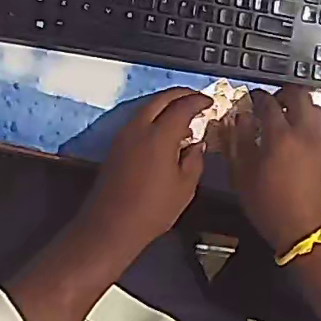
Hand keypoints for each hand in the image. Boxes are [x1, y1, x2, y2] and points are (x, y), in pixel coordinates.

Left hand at [77, 89, 210, 250]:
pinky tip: (164, 131)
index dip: (198, 101)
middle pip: (160, 99)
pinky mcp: (116, 146)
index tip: (209, 102)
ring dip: (165, 105)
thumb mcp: (184, 187)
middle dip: (180, 95)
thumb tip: (197, 143)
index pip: (182, 107)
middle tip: (196, 98)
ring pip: (146, 108)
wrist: (111, 225)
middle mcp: (138, 128)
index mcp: (159, 135)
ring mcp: (123, 135)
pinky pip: (138, 120)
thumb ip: (194, 160)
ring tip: (183, 115)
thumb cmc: (153, 209)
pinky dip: (154, 117)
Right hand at [225, 86, 320, 252]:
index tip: (250, 100)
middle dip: (282, 93)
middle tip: (269, 100)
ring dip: (298, 104)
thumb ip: (238, 141)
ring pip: (314, 106)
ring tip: (284, 114)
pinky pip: (320, 123)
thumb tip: (239, 119)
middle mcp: (305, 133)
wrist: (306, 230)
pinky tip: (296, 132)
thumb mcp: (242, 174)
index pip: (267, 101)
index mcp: (280, 136)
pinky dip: (308, 119)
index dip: (255, 97)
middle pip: (298, 94)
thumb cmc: (271, 207)